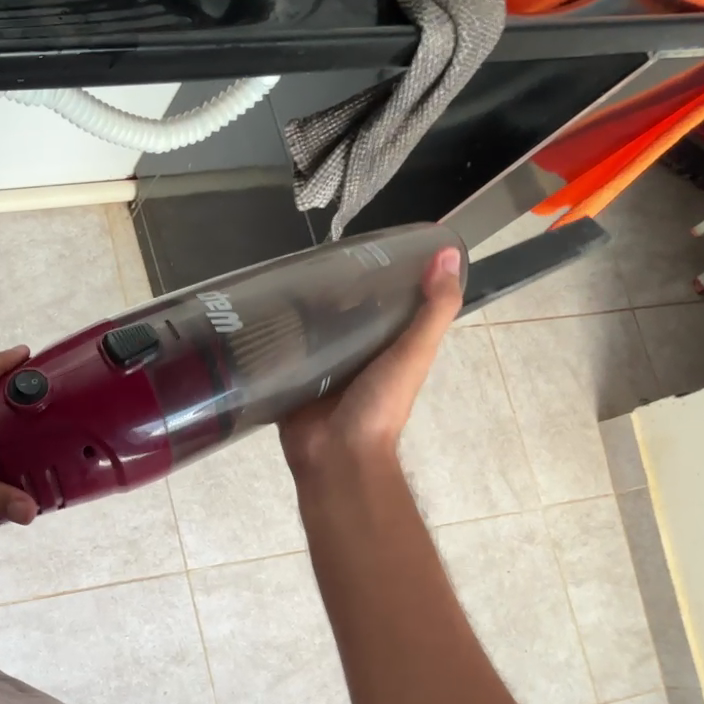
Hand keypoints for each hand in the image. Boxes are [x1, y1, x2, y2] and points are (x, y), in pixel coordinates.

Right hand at [278, 246, 463, 479]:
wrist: (337, 455)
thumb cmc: (380, 405)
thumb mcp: (414, 352)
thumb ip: (434, 309)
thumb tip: (447, 252)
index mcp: (385, 350)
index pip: (381, 305)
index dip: (374, 278)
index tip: (357, 248)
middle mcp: (352, 359)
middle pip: (340, 319)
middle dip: (327, 295)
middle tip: (306, 263)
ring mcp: (318, 374)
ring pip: (307, 336)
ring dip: (296, 316)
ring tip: (277, 284)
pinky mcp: (289, 385)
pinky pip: (278, 359)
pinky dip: (270, 343)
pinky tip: (256, 320)